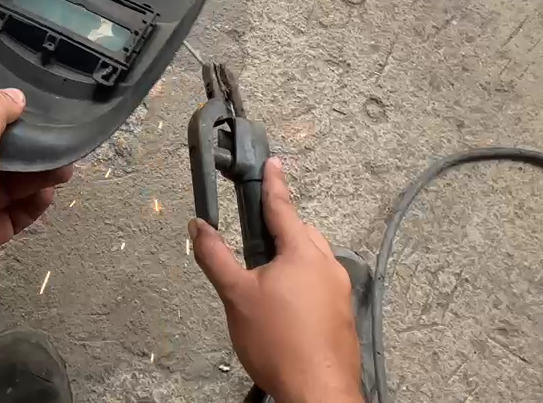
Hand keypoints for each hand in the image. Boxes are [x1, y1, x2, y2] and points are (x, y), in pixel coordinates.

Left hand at [0, 89, 72, 314]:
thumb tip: (14, 95)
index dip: (5, 119)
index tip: (35, 114)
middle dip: (29, 151)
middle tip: (60, 145)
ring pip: (9, 185)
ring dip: (36, 177)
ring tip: (65, 170)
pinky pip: (13, 214)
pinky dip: (31, 205)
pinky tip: (49, 195)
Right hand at [190, 158, 363, 402]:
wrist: (318, 397)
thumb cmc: (279, 343)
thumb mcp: (236, 294)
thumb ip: (215, 255)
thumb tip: (198, 226)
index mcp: (303, 252)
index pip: (283, 206)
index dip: (274, 182)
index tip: (273, 162)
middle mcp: (327, 266)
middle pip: (302, 231)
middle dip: (282, 225)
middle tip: (257, 230)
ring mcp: (340, 293)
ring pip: (313, 258)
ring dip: (293, 254)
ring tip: (267, 273)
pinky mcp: (343, 317)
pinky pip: (322, 283)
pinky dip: (304, 279)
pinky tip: (285, 302)